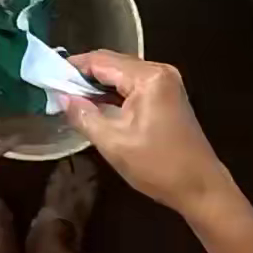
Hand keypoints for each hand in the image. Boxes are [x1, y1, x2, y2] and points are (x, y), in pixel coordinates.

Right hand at [61, 51, 230, 211]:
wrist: (203, 191)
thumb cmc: (159, 166)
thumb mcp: (113, 143)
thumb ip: (83, 115)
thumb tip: (61, 96)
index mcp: (148, 77)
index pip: (100, 61)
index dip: (72, 68)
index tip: (49, 78)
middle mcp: (159, 71)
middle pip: (111, 63)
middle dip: (84, 76)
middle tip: (58, 90)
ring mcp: (166, 82)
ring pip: (120, 73)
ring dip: (97, 85)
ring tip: (72, 99)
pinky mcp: (167, 94)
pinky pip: (131, 84)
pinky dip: (112, 92)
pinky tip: (97, 106)